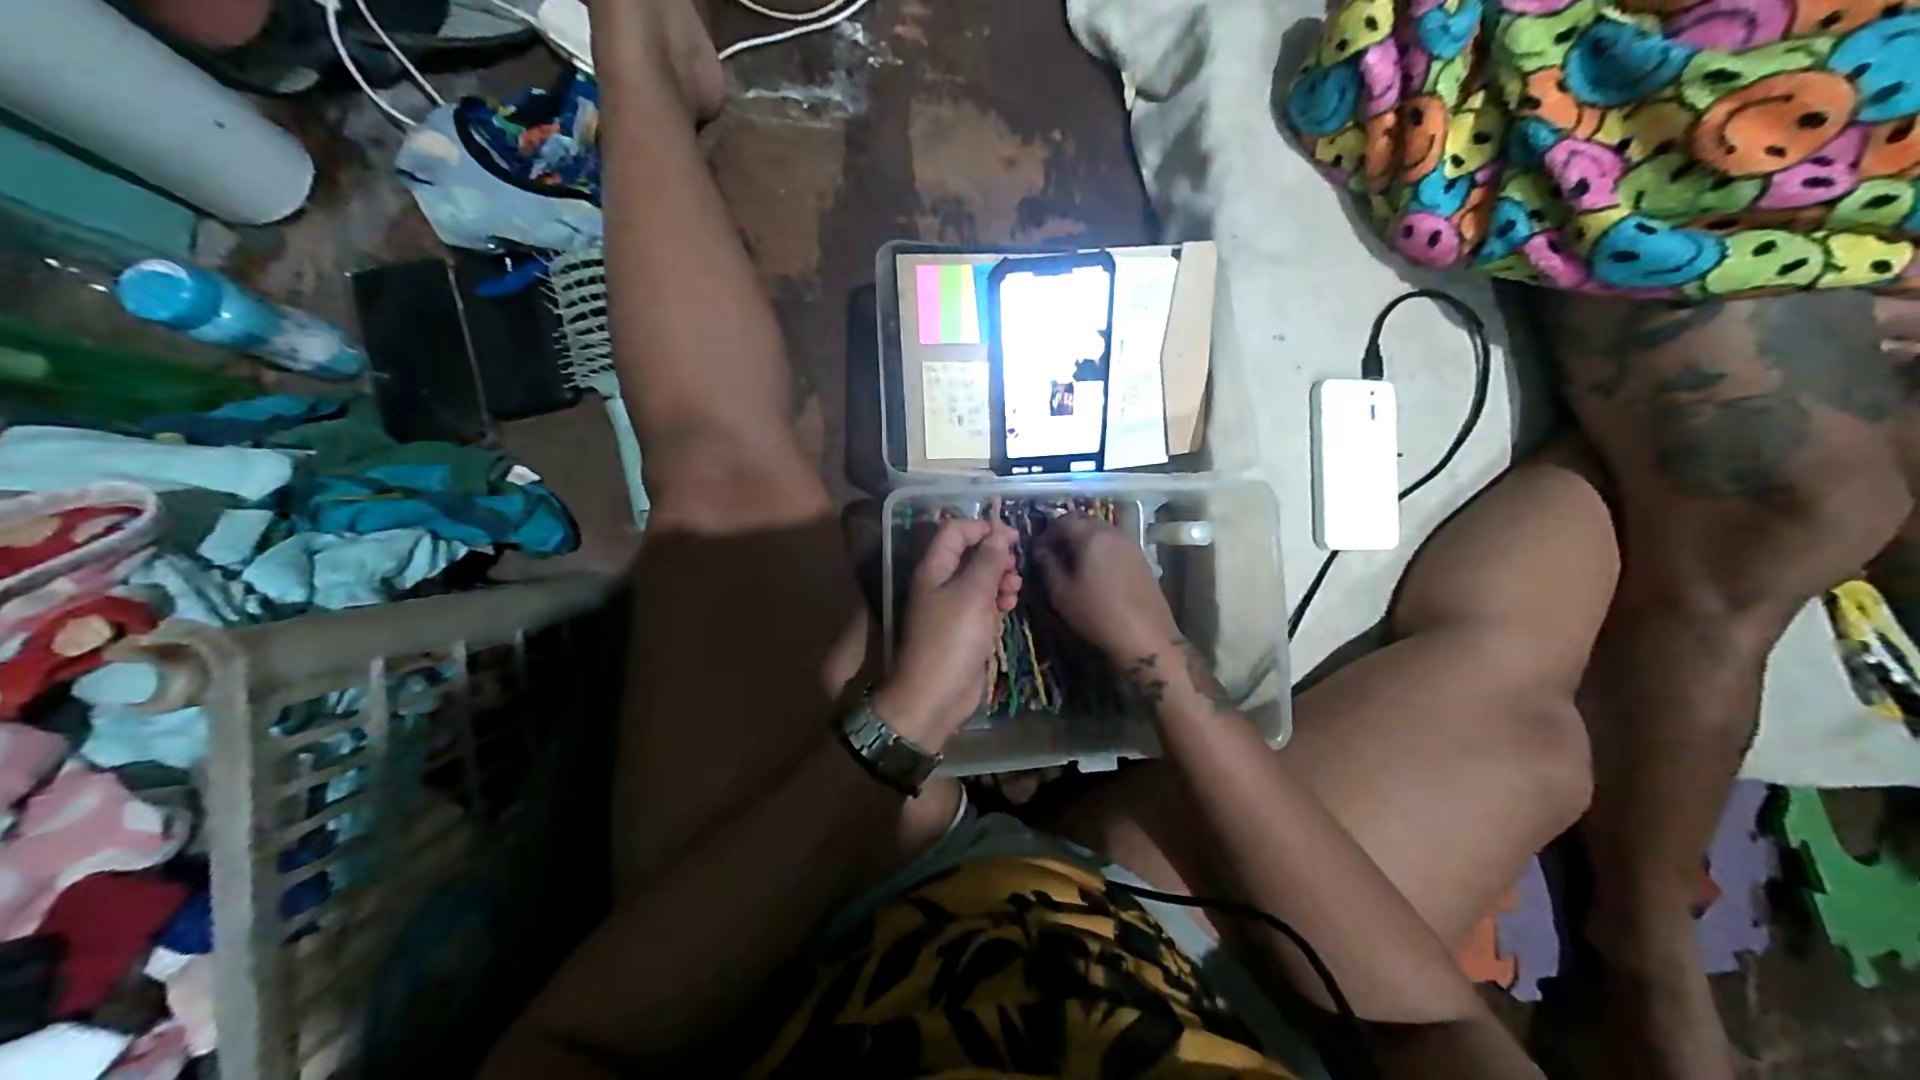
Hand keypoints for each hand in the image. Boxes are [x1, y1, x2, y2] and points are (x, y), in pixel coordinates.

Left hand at [876, 518, 1020, 746]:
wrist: (936, 694)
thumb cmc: (952, 639)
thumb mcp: (973, 594)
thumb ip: (987, 561)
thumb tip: (998, 535)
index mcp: (933, 569)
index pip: (954, 531)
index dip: (982, 527)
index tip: (1011, 536)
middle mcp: (940, 583)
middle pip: (969, 554)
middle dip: (995, 555)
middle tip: (1016, 564)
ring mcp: (951, 606)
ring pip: (979, 579)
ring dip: (1000, 578)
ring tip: (1015, 588)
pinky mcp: (964, 627)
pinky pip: (982, 604)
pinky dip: (997, 600)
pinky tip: (1010, 606)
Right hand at [1034, 515, 1177, 660]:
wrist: (1145, 636)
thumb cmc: (1096, 613)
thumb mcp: (1061, 592)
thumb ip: (1047, 565)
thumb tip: (1042, 551)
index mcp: (1091, 536)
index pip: (1062, 521)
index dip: (1046, 533)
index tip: (1037, 551)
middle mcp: (1113, 532)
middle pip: (1084, 521)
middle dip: (1065, 533)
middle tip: (1053, 554)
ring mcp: (1131, 544)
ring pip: (1101, 531)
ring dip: (1084, 540)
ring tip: (1073, 563)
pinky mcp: (1142, 558)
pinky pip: (1114, 543)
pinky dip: (1100, 549)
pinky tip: (1095, 570)